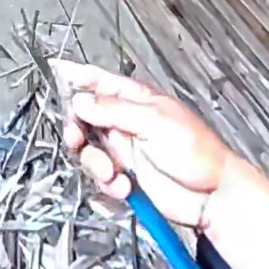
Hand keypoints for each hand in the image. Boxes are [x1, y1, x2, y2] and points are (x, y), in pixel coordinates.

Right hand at [54, 61, 237, 231]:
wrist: (213, 197)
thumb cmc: (196, 151)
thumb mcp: (154, 122)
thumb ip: (114, 110)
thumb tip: (81, 100)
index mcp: (136, 99)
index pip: (100, 81)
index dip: (78, 76)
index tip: (56, 71)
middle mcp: (126, 121)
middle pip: (85, 117)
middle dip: (78, 129)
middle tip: (77, 138)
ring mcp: (125, 149)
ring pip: (90, 149)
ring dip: (95, 162)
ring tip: (112, 173)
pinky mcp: (125, 175)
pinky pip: (101, 175)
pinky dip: (107, 182)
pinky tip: (124, 187)